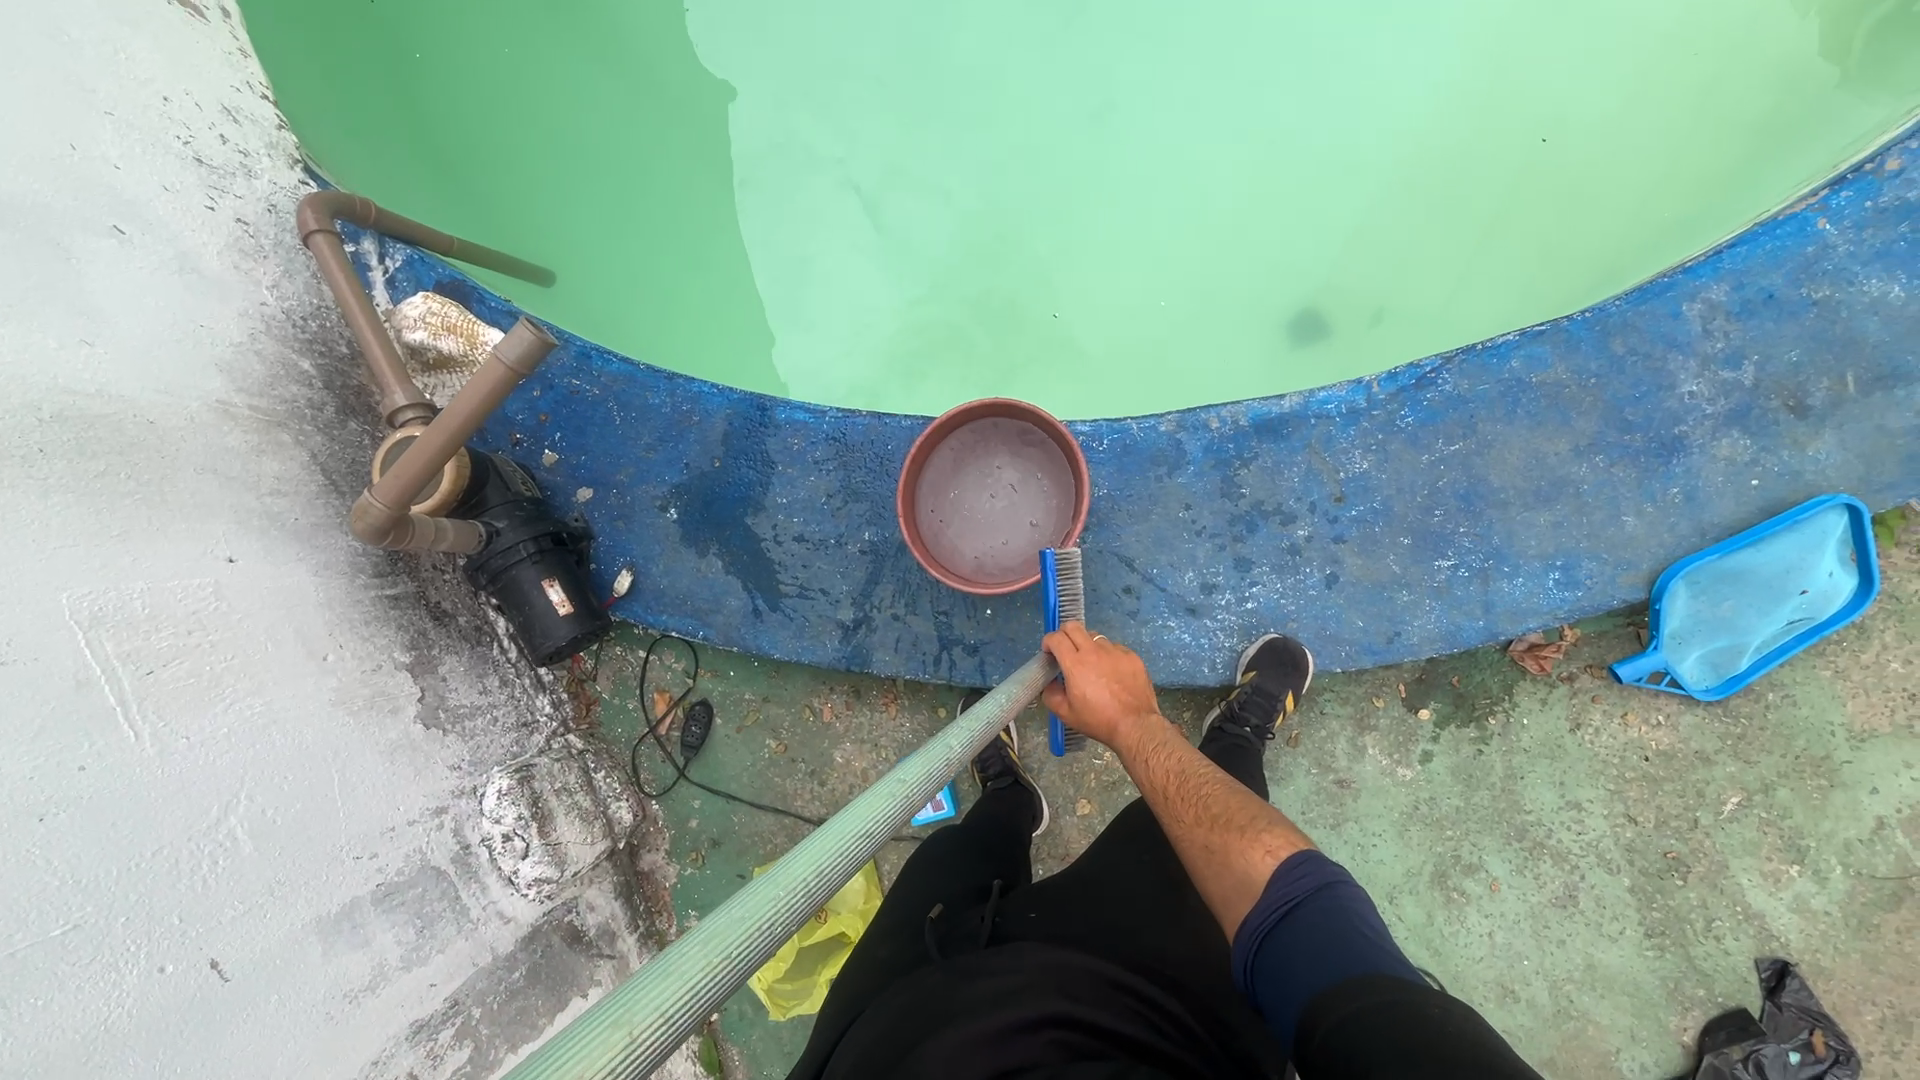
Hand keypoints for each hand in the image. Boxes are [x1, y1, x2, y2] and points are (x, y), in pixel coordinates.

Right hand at [1040, 623, 1163, 750]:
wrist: (1135, 725)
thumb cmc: (1098, 720)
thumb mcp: (1066, 714)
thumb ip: (1050, 694)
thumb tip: (1049, 682)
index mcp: (1075, 664)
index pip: (1056, 638)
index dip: (1048, 641)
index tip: (1048, 651)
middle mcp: (1094, 651)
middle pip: (1074, 626)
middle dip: (1064, 633)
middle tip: (1065, 648)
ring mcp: (1115, 651)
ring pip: (1095, 636)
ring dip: (1087, 645)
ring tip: (1091, 663)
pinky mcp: (1131, 656)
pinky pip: (1114, 647)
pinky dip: (1107, 654)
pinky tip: (1111, 671)